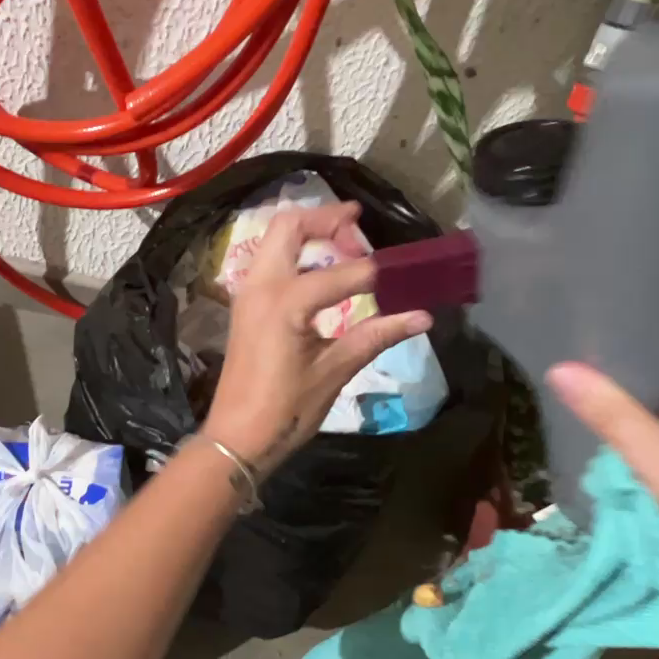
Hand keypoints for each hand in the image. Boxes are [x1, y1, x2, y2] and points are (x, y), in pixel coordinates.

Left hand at [202, 202, 432, 474]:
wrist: (236, 438)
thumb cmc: (285, 410)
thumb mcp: (334, 372)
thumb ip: (376, 336)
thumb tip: (423, 316)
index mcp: (285, 301)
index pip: (344, 273)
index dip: (380, 272)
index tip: (409, 271)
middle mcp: (261, 285)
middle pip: (290, 226)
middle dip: (327, 220)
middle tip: (360, 226)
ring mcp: (248, 293)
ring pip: (276, 239)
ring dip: (309, 233)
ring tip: (347, 246)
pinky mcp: (245, 306)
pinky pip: (270, 261)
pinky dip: (296, 253)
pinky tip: (322, 272)